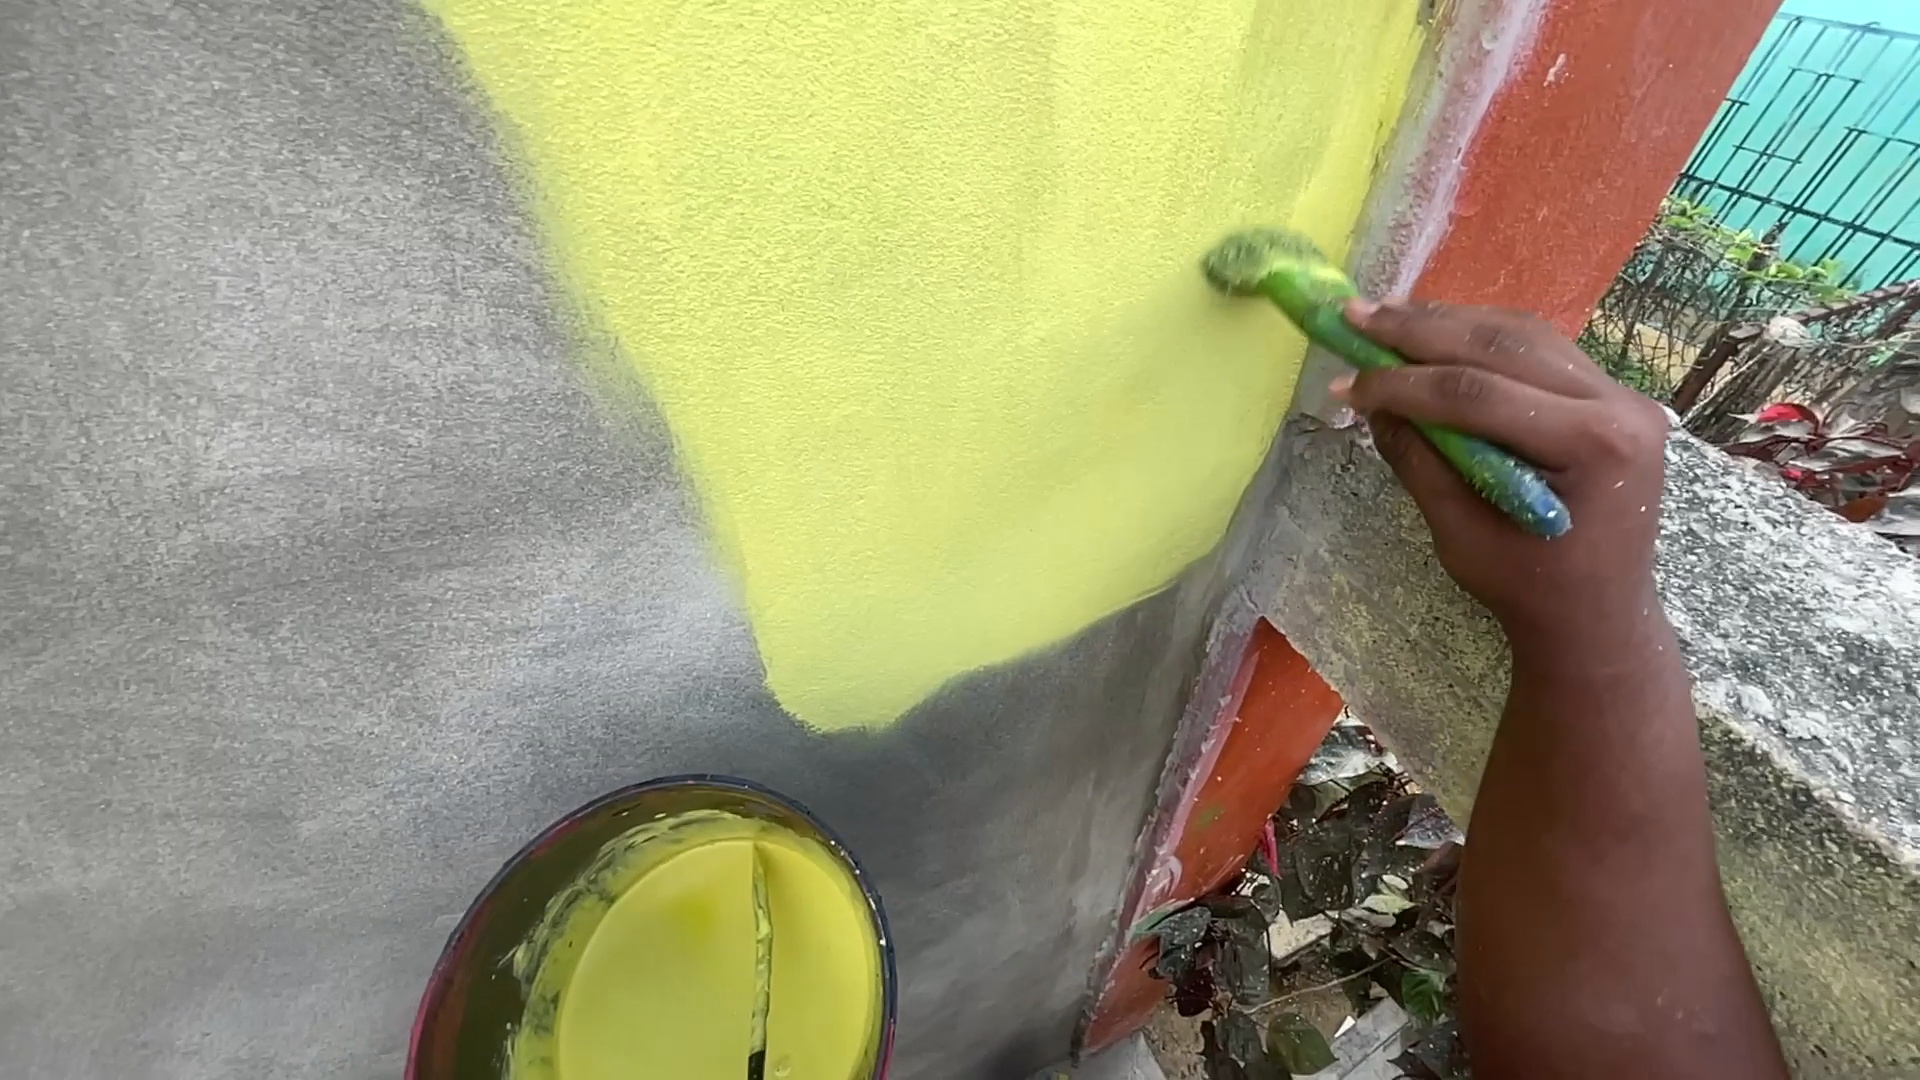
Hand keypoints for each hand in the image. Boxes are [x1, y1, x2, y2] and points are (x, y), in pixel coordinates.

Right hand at [1336, 299, 1670, 655]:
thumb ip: (1419, 461)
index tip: (1343, 384)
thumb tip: (1373, 405)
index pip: (1478, 394)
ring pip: (1521, 335)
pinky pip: (1535, 349)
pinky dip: (1475, 337)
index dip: (1401, 383)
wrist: (1597, 613)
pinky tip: (1432, 332)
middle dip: (1419, 330)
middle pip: (1503, 345)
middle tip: (1354, 315)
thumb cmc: (1527, 588)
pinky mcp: (1604, 395)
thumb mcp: (1458, 533)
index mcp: (1592, 446)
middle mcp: (1619, 404)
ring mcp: (1619, 394)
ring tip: (1384, 314)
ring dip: (1446, 322)